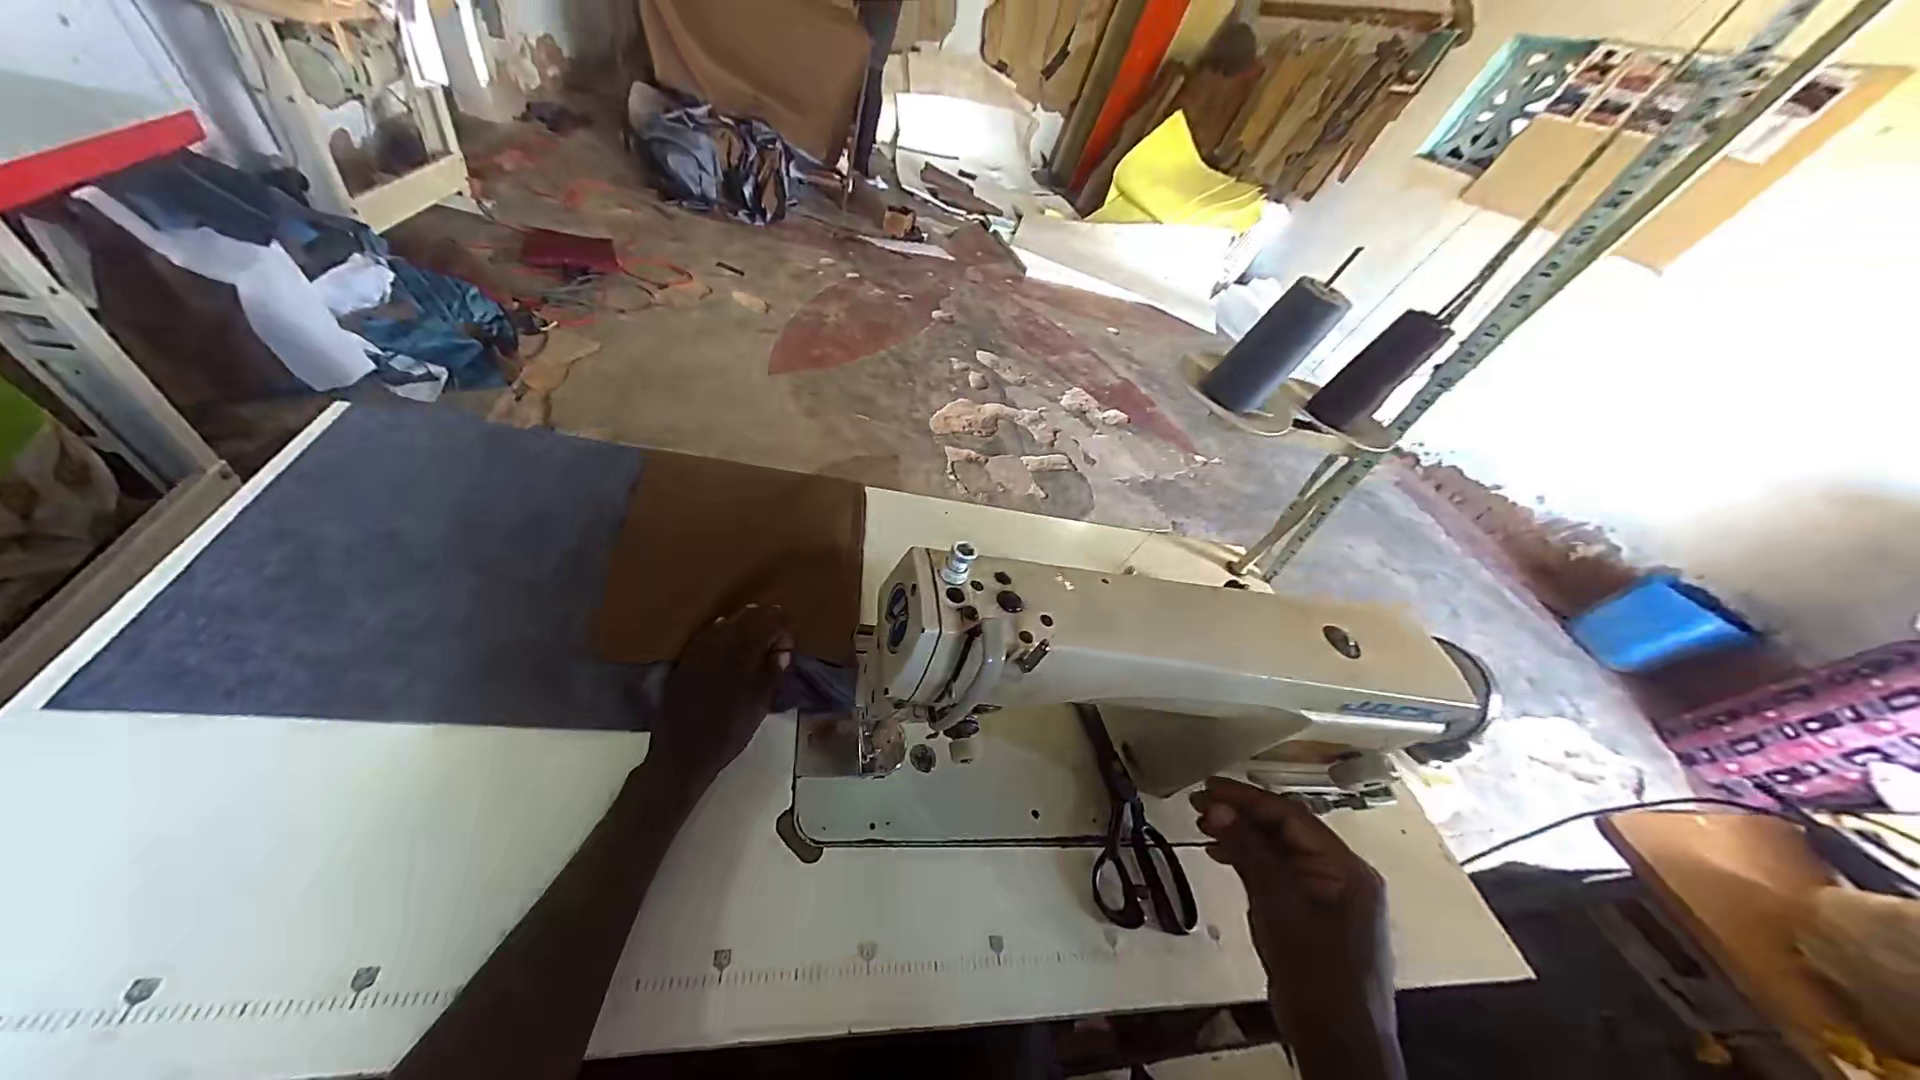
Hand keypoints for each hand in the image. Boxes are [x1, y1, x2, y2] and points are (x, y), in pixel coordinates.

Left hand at [645, 605, 793, 791]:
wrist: (683, 752)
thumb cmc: (730, 730)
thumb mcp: (760, 703)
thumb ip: (772, 672)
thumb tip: (781, 653)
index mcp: (743, 649)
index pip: (769, 621)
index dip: (783, 630)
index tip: (789, 647)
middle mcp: (720, 640)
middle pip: (748, 615)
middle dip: (766, 624)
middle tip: (776, 643)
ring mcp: (699, 647)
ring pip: (728, 622)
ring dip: (745, 629)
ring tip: (755, 648)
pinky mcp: (685, 659)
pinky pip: (709, 636)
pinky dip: (725, 639)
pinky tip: (730, 654)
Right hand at [1191, 777, 1400, 1077]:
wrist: (1337, 1046)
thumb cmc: (1315, 973)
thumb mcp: (1278, 905)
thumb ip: (1249, 852)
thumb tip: (1217, 809)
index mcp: (1347, 868)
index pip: (1291, 816)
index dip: (1247, 799)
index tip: (1209, 788)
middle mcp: (1342, 875)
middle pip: (1286, 831)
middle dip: (1242, 815)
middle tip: (1199, 804)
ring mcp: (1329, 896)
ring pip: (1279, 851)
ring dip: (1242, 836)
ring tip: (1204, 826)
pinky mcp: (1312, 914)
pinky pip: (1279, 874)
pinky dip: (1250, 861)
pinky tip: (1222, 855)